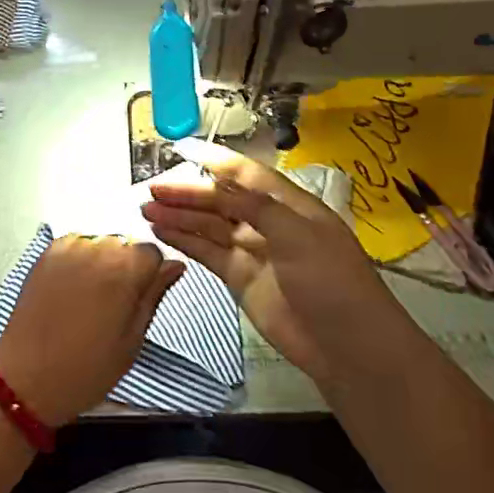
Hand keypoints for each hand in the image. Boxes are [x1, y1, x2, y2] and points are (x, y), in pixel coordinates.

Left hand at [0, 235, 184, 426]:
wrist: (25, 380)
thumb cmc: (86, 369)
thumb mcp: (133, 339)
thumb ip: (154, 295)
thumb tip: (175, 266)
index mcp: (126, 270)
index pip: (154, 252)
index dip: (150, 275)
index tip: (138, 300)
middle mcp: (98, 249)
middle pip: (126, 244)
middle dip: (126, 266)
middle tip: (113, 304)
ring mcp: (69, 248)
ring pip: (100, 243)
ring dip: (102, 261)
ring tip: (89, 299)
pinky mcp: (46, 254)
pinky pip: (76, 245)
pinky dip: (80, 260)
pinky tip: (72, 289)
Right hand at [140, 141, 397, 381]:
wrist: (347, 345)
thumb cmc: (331, 281)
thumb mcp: (299, 234)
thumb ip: (257, 207)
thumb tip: (221, 184)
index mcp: (290, 204)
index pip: (246, 174)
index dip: (215, 159)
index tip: (182, 147)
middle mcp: (269, 223)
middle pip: (222, 200)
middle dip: (188, 192)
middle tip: (152, 189)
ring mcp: (253, 252)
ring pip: (210, 226)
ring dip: (181, 216)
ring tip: (146, 209)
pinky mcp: (241, 279)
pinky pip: (209, 253)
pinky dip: (185, 241)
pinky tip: (162, 231)